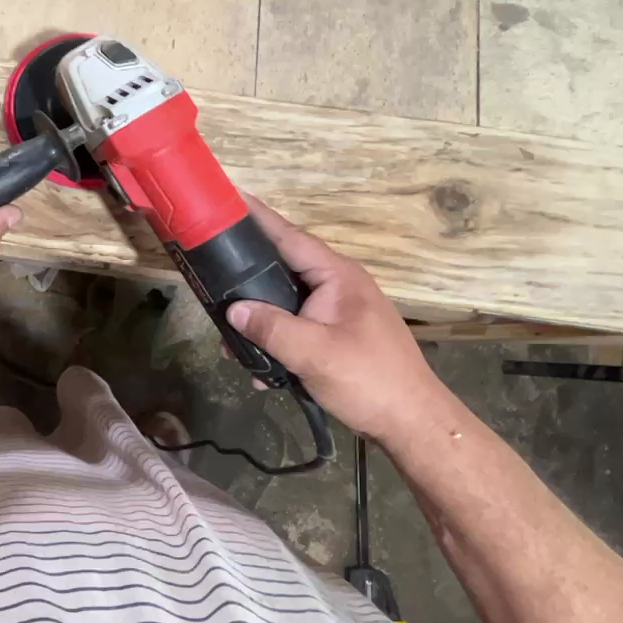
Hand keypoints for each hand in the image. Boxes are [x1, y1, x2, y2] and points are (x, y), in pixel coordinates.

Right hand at [224, 195, 460, 441]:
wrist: (414, 425)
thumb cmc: (370, 380)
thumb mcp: (313, 353)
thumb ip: (270, 328)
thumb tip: (232, 309)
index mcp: (337, 276)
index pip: (290, 236)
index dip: (258, 217)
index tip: (227, 197)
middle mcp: (337, 286)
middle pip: (280, 268)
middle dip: (244, 280)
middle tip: (208, 277)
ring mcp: (336, 311)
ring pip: (283, 303)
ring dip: (257, 322)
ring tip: (230, 344)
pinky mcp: (335, 334)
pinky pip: (293, 326)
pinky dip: (273, 342)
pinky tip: (259, 368)